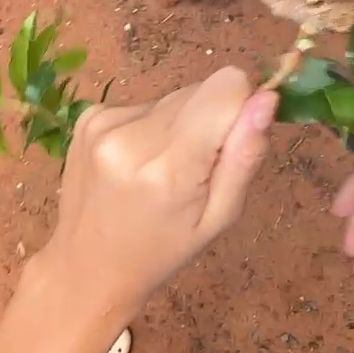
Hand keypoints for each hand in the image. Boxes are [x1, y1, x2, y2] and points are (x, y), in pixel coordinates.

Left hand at [32, 67, 276, 320]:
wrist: (87, 264)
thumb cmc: (162, 249)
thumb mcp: (219, 218)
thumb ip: (246, 156)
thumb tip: (266, 97)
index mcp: (170, 168)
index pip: (227, 88)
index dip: (242, 106)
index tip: (236, 140)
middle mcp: (131, 136)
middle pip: (202, 90)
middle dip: (211, 121)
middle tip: (195, 169)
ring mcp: (103, 122)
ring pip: (174, 96)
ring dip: (180, 124)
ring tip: (163, 169)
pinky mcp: (88, 115)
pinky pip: (145, 104)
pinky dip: (151, 127)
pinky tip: (139, 162)